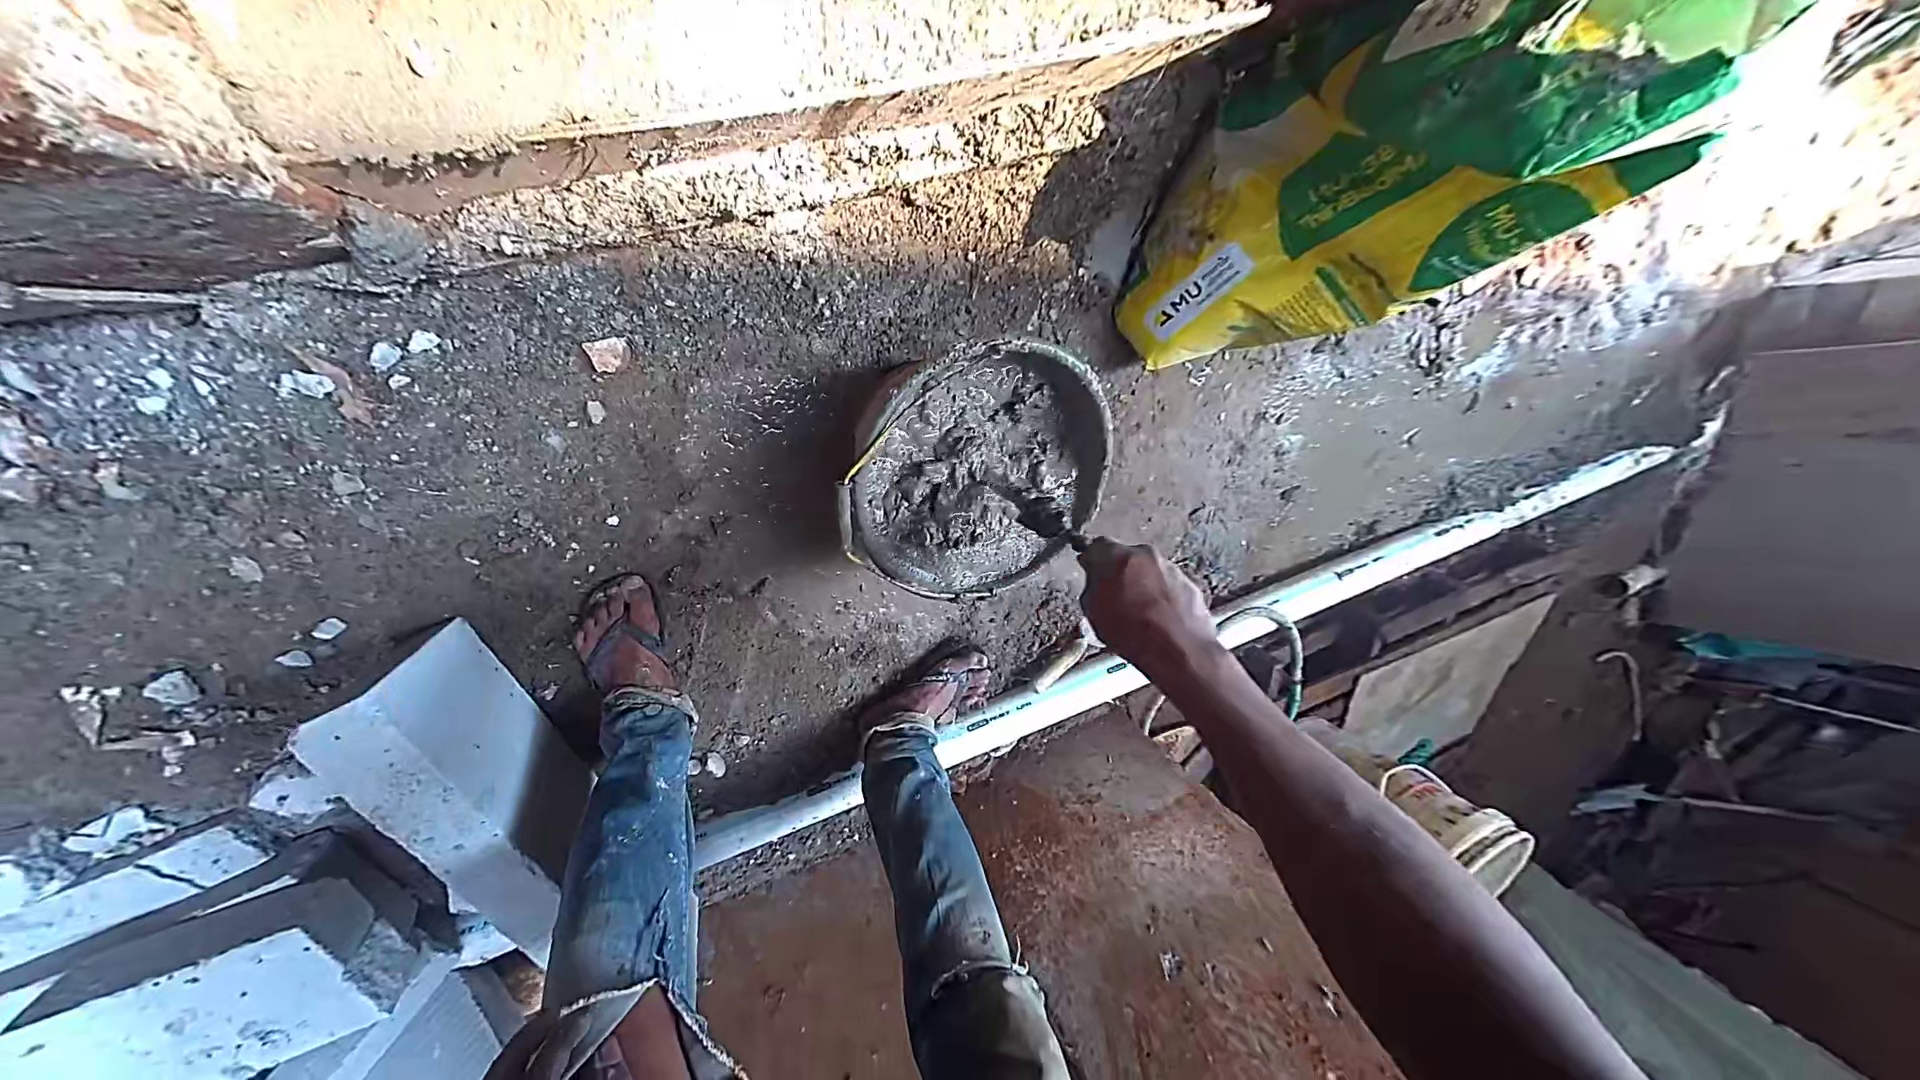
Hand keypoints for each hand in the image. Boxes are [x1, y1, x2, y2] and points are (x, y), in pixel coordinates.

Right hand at [1077, 538, 1222, 676]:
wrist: (1178, 649)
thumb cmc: (1134, 633)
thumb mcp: (1093, 613)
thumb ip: (1092, 588)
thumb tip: (1094, 584)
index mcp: (1114, 555)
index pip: (1096, 546)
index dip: (1092, 561)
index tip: (1091, 571)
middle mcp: (1143, 554)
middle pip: (1125, 557)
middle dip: (1119, 574)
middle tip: (1113, 597)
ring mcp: (1168, 567)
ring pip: (1148, 571)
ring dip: (1141, 585)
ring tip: (1137, 614)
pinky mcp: (1187, 582)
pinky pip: (1167, 585)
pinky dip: (1161, 597)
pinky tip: (1156, 619)